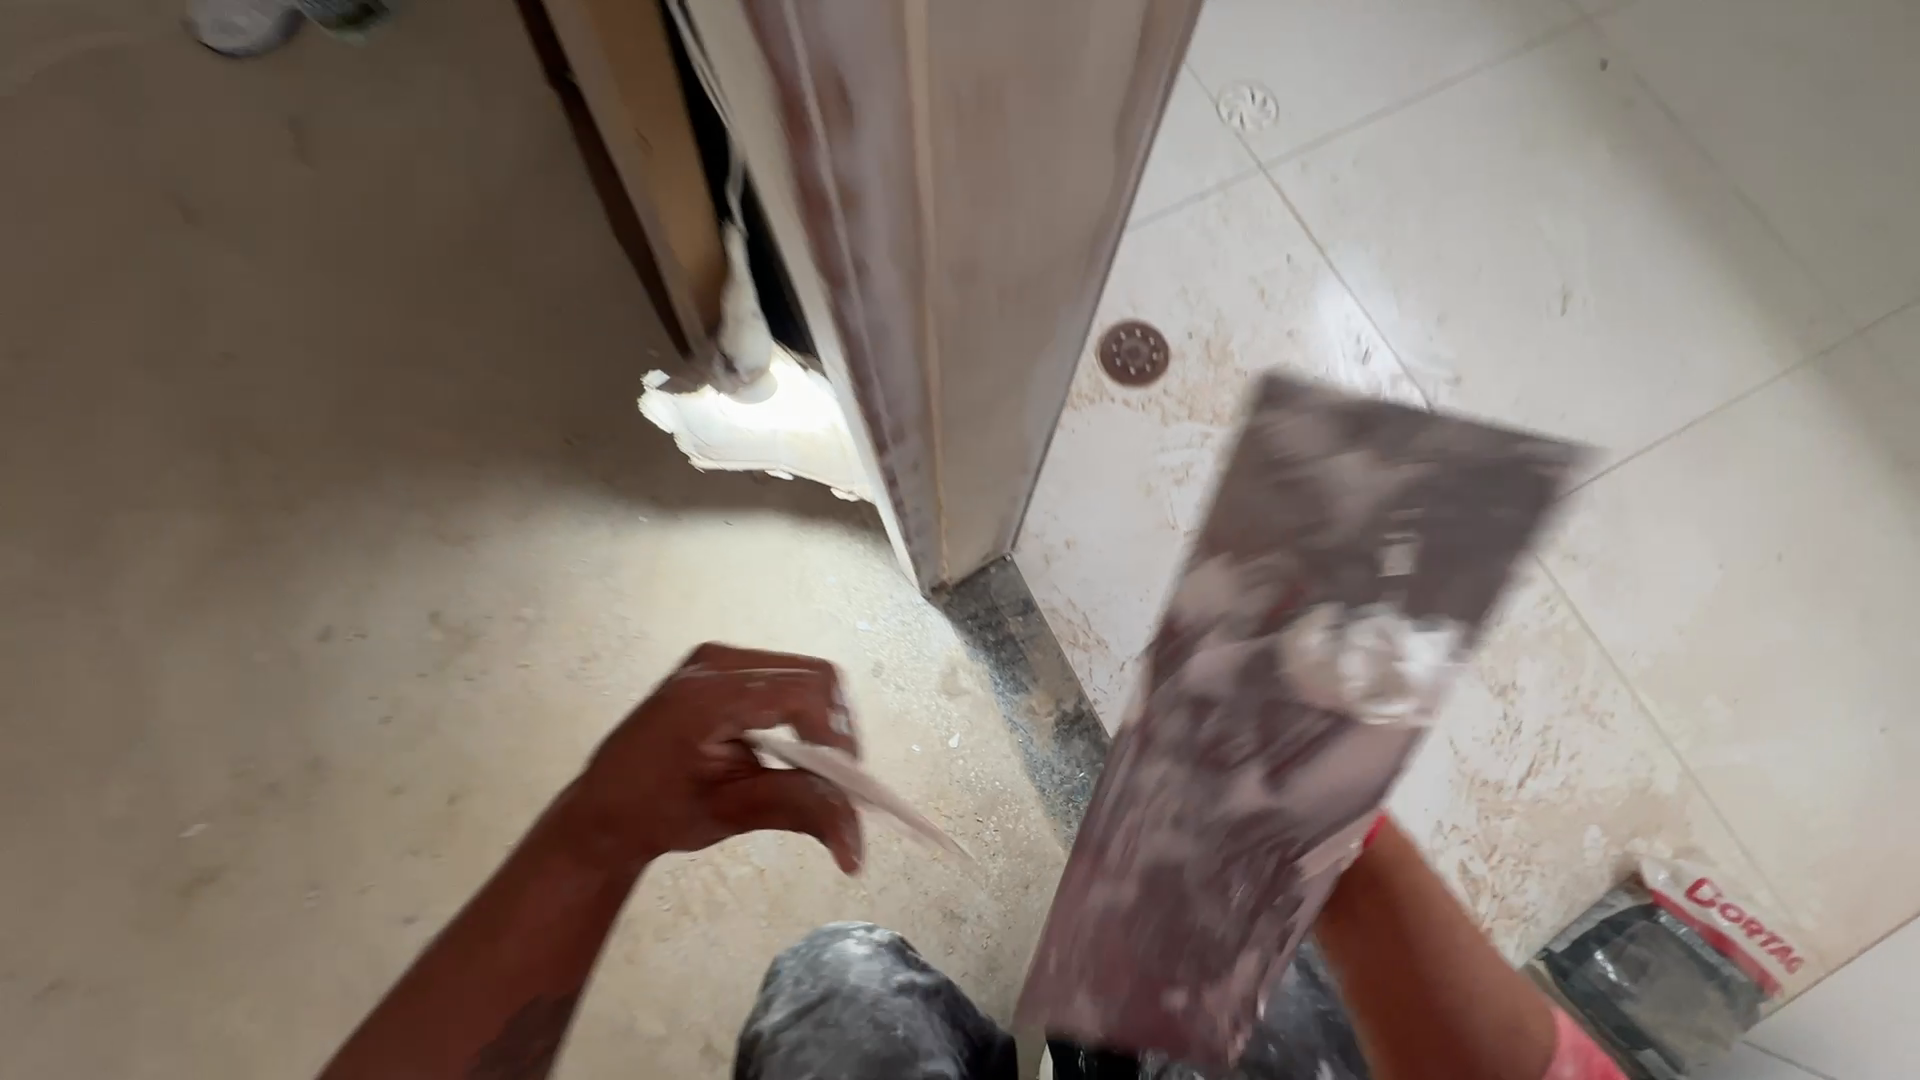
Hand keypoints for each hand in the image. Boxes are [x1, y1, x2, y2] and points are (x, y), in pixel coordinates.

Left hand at [570, 643, 863, 873]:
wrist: (602, 810)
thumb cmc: (656, 816)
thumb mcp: (732, 813)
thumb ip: (800, 811)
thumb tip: (857, 848)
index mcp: (710, 694)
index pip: (804, 694)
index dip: (837, 737)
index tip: (847, 786)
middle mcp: (717, 662)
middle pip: (814, 677)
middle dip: (836, 728)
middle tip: (839, 778)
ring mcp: (717, 658)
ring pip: (804, 674)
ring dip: (822, 721)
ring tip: (819, 768)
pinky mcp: (721, 666)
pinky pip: (784, 677)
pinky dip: (802, 713)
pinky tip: (792, 749)